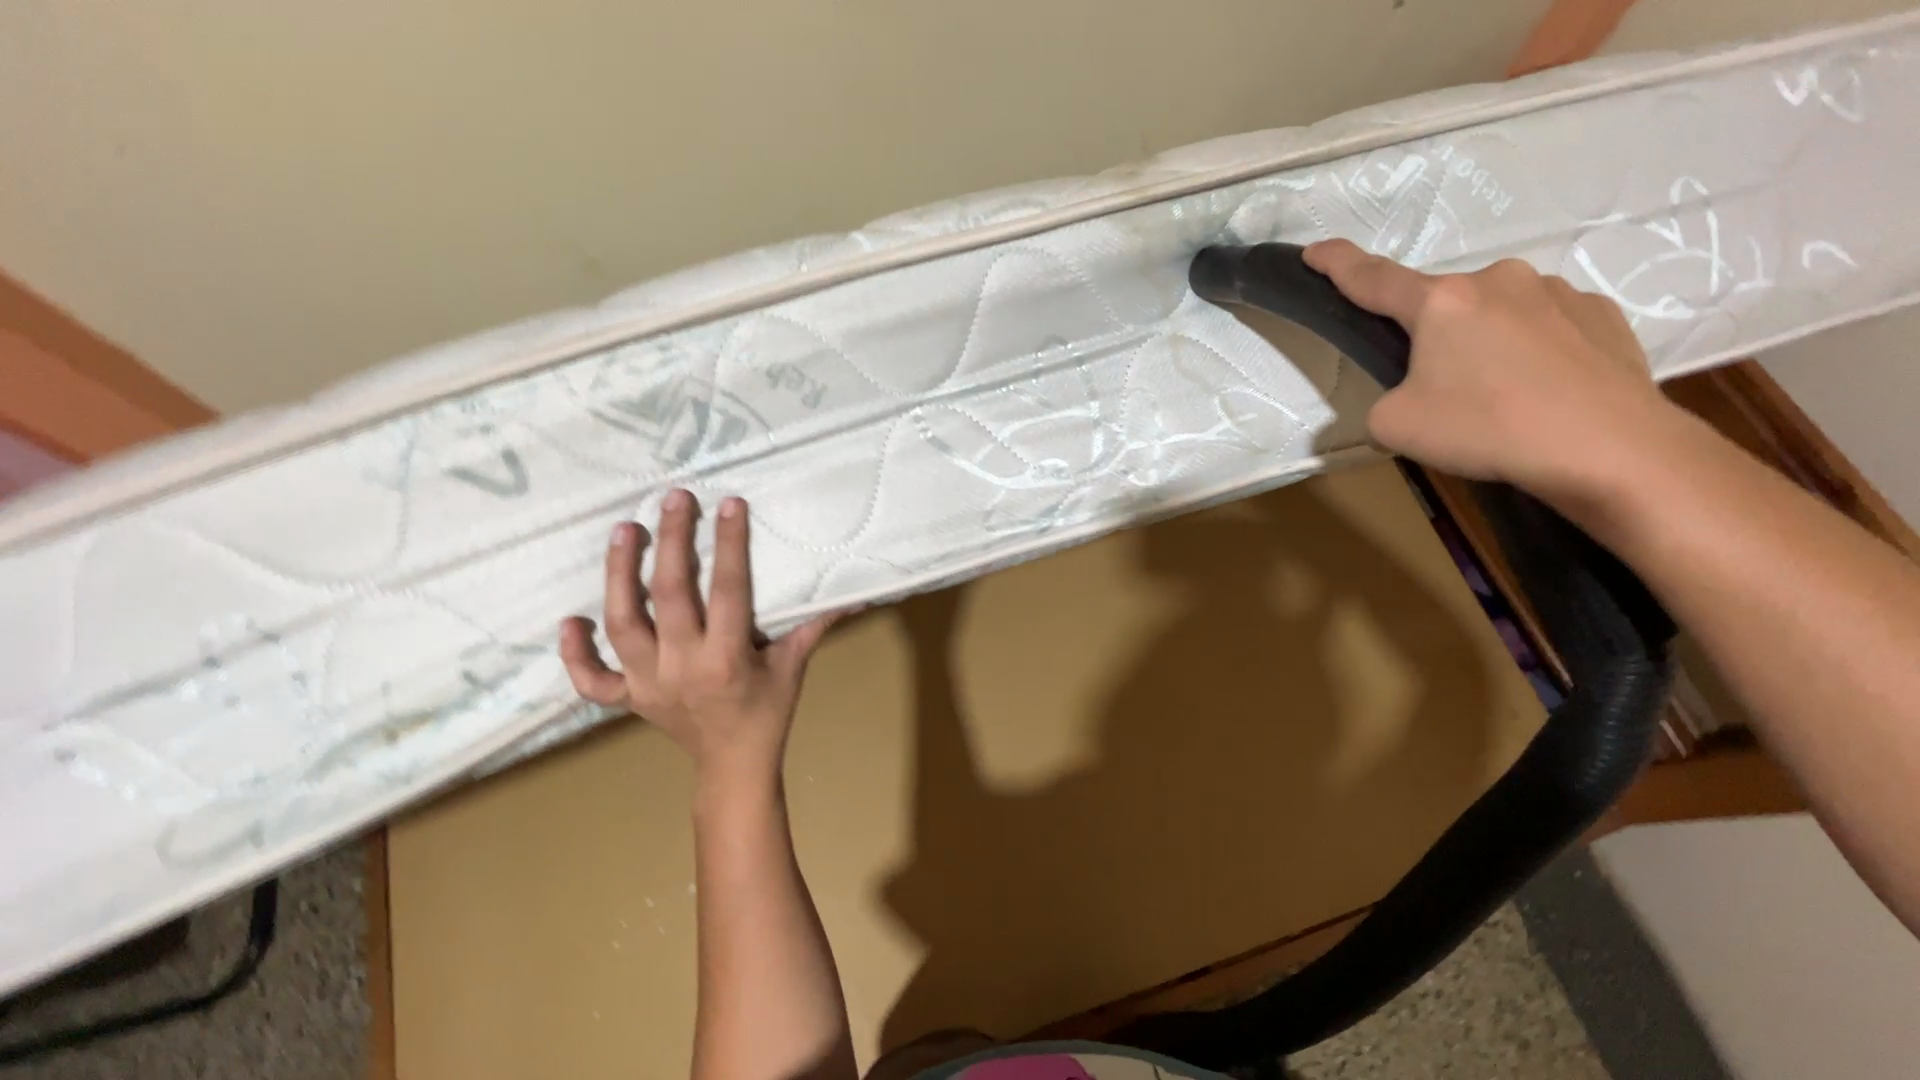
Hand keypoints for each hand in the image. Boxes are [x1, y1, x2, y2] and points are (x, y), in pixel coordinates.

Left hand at [558, 489, 838, 783]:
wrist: (734, 766)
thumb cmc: (768, 712)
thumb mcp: (794, 666)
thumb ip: (816, 625)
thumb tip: (858, 592)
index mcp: (727, 658)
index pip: (728, 591)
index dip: (729, 545)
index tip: (728, 504)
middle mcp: (682, 666)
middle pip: (669, 595)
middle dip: (672, 542)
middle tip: (674, 498)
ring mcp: (647, 682)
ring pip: (623, 623)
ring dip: (619, 575)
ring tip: (626, 531)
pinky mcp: (627, 698)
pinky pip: (592, 679)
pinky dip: (575, 654)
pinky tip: (569, 620)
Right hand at [1304, 239, 1679, 512]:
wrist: (1608, 447)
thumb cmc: (1487, 429)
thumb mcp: (1397, 427)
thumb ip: (1384, 402)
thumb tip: (1410, 395)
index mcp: (1440, 303)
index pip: (1371, 277)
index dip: (1336, 264)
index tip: (1314, 251)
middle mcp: (1497, 281)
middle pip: (1442, 305)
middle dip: (1433, 338)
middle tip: (1441, 390)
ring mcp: (1555, 292)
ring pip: (1498, 314)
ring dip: (1486, 344)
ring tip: (1500, 398)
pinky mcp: (1600, 314)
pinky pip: (1547, 328)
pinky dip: (1534, 354)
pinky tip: (1544, 393)